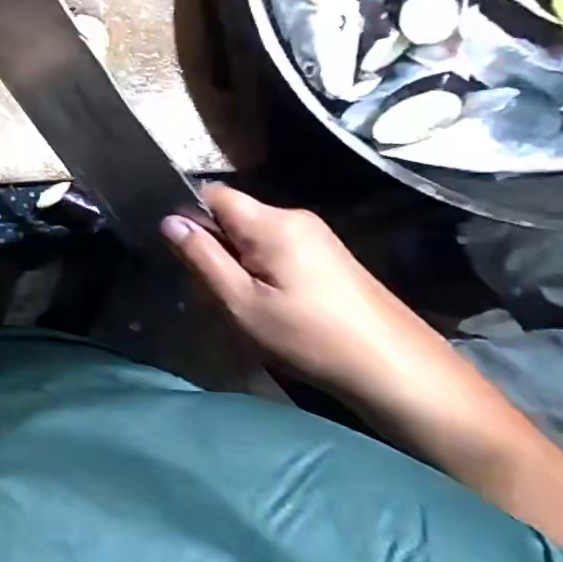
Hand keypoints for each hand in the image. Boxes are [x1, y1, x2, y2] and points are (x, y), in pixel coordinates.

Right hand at [161, 184, 434, 391]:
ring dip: (237, 265)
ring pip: (254, 236)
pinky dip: (262, 272)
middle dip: (215, 248)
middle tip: (214, 295)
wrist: (394, 367)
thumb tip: (169, 221)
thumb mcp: (242, 304)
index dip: (190, 217)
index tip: (185, 257)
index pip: (213, 194)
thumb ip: (203, 259)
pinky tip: (271, 309)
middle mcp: (295, 217)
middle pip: (234, 216)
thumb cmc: (310, 337)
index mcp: (272, 222)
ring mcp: (316, 236)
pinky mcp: (328, 256)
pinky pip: (277, 250)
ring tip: (243, 307)